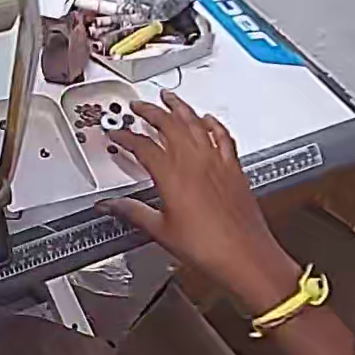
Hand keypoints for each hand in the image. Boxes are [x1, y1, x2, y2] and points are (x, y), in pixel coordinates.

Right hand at [100, 91, 304, 313]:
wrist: (245, 257)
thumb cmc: (207, 247)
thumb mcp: (160, 230)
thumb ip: (132, 212)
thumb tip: (109, 206)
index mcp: (173, 175)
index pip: (143, 146)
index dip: (126, 137)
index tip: (116, 135)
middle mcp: (196, 162)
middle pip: (170, 125)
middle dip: (151, 112)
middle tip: (138, 106)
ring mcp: (217, 162)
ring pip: (195, 123)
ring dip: (180, 108)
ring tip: (169, 98)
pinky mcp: (233, 168)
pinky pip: (222, 136)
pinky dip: (212, 124)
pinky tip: (207, 119)